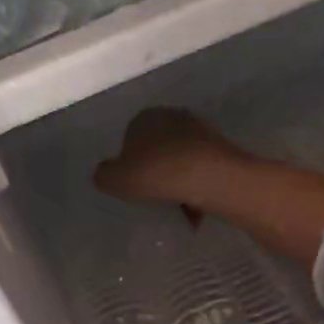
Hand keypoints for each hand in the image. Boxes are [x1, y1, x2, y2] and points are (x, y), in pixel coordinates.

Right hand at [93, 108, 246, 207]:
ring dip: (176, 181)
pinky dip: (194, 187)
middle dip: (154, 171)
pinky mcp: (219, 147)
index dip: (128, 165)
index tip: (132, 188)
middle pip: (156, 149)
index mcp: (144, 117)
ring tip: (173, 207)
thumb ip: (103, 176)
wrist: (208, 176)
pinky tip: (193, 207)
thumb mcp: (115, 180)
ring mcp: (199, 130)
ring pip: (179, 160)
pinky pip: (199, 170)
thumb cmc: (155, 173)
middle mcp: (172, 116)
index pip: (129, 139)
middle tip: (151, 197)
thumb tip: (104, 173)